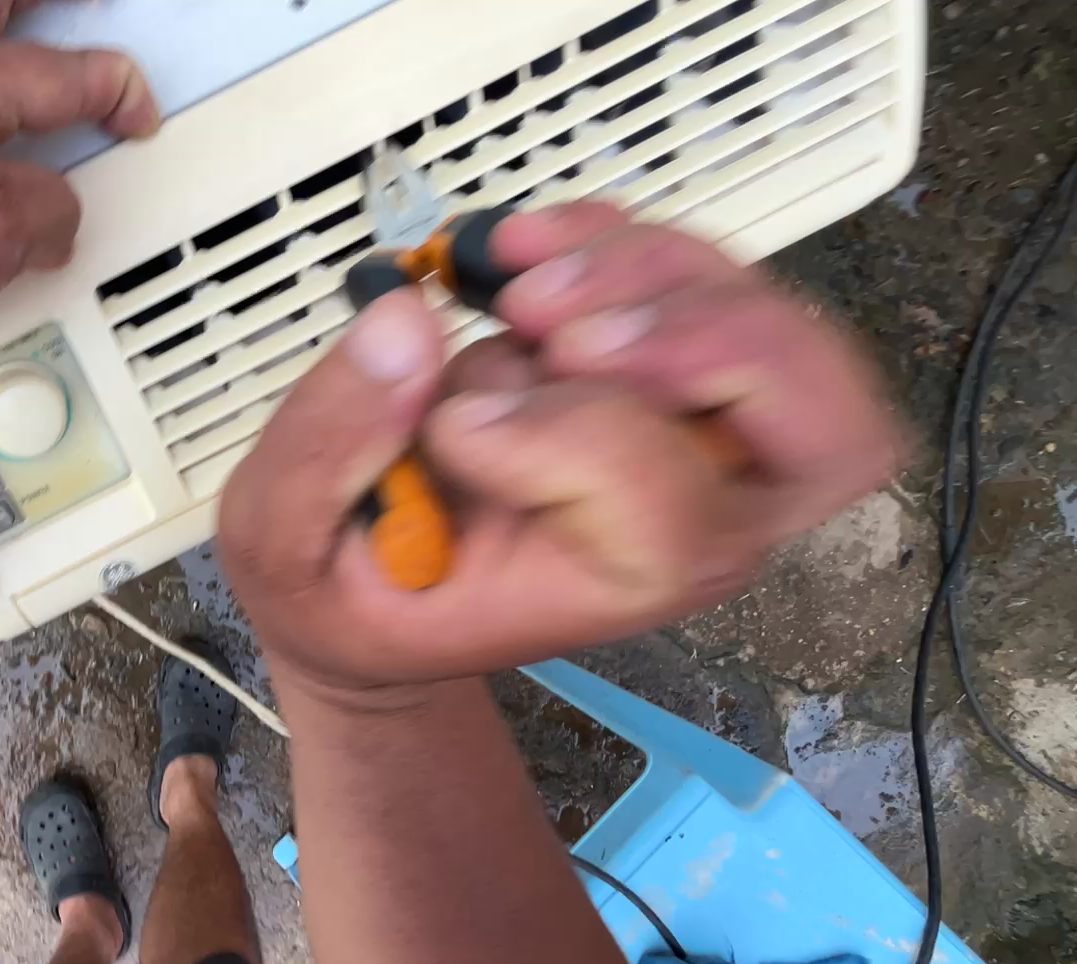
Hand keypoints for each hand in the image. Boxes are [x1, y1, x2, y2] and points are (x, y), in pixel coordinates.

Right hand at [217, 201, 901, 712]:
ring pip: (765, 333)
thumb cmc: (327, 596)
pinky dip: (616, 243)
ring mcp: (663, 454)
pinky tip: (520, 250)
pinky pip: (692, 291)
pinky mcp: (630, 396)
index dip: (563, 437)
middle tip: (541, 314)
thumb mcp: (275, 543)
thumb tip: (406, 320)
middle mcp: (663, 528)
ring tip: (508, 265)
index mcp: (585, 591)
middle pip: (805, 421)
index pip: (663, 511)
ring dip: (643, 270)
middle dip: (688, 337)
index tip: (446, 422)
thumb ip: (324, 450)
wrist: (363, 601)